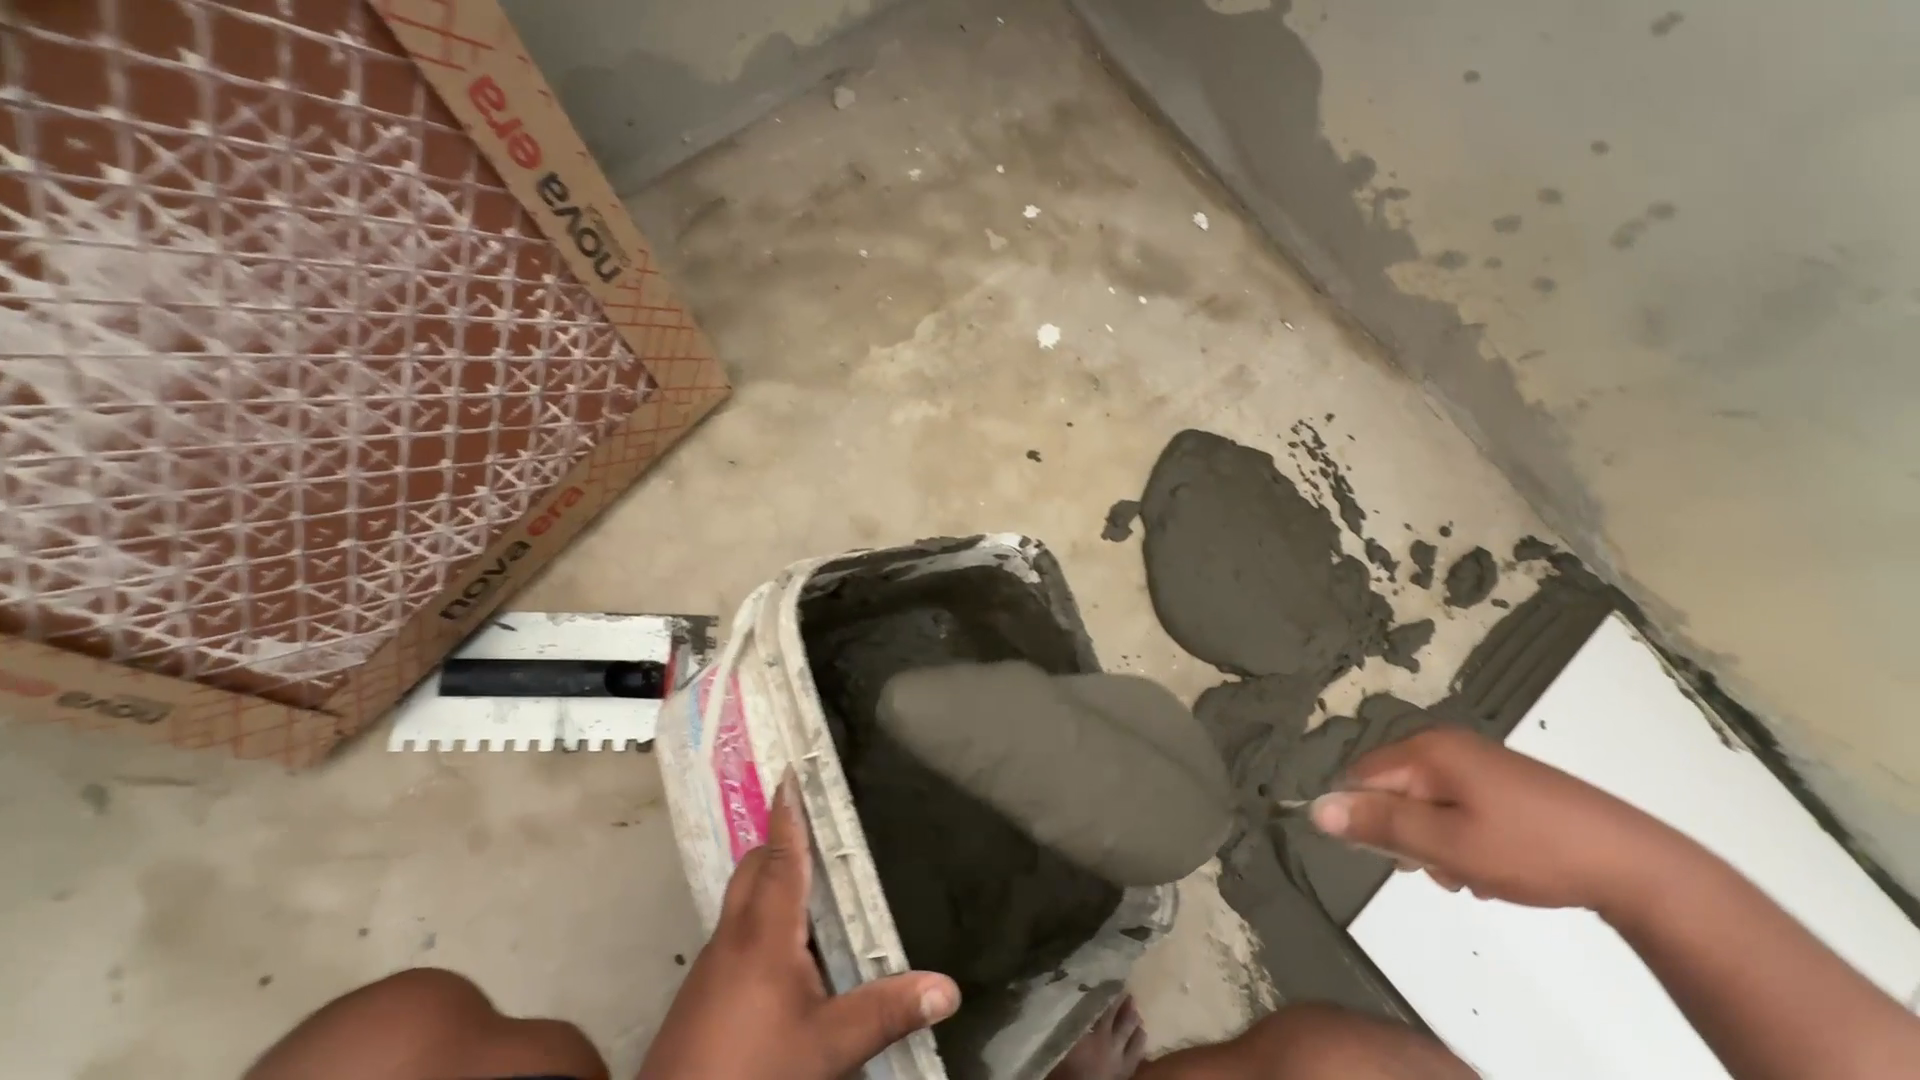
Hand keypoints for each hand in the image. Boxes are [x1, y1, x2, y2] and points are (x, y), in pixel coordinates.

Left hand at [637, 773, 960, 1079]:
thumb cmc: (753, 1066)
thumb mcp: (828, 1045)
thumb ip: (886, 1012)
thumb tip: (948, 988)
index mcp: (765, 934)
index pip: (780, 857)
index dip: (789, 815)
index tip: (791, 774)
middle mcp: (734, 936)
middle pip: (753, 870)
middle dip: (780, 841)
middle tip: (815, 828)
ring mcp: (713, 964)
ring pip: (742, 902)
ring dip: (771, 881)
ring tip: (812, 888)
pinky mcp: (704, 991)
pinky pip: (736, 933)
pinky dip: (763, 920)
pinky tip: (788, 955)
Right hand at [1308, 726, 1677, 912]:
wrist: (1634, 863)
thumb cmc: (1531, 850)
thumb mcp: (1446, 844)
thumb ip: (1378, 824)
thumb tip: (1314, 809)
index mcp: (1429, 750)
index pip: (1360, 777)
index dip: (1366, 820)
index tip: (1398, 859)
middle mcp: (1448, 746)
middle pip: (1392, 791)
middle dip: (1406, 835)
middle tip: (1441, 870)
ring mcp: (1479, 764)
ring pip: (1425, 805)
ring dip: (1435, 844)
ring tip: (1473, 875)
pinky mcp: (1504, 785)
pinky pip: (1456, 808)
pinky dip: (1462, 840)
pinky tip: (1492, 867)